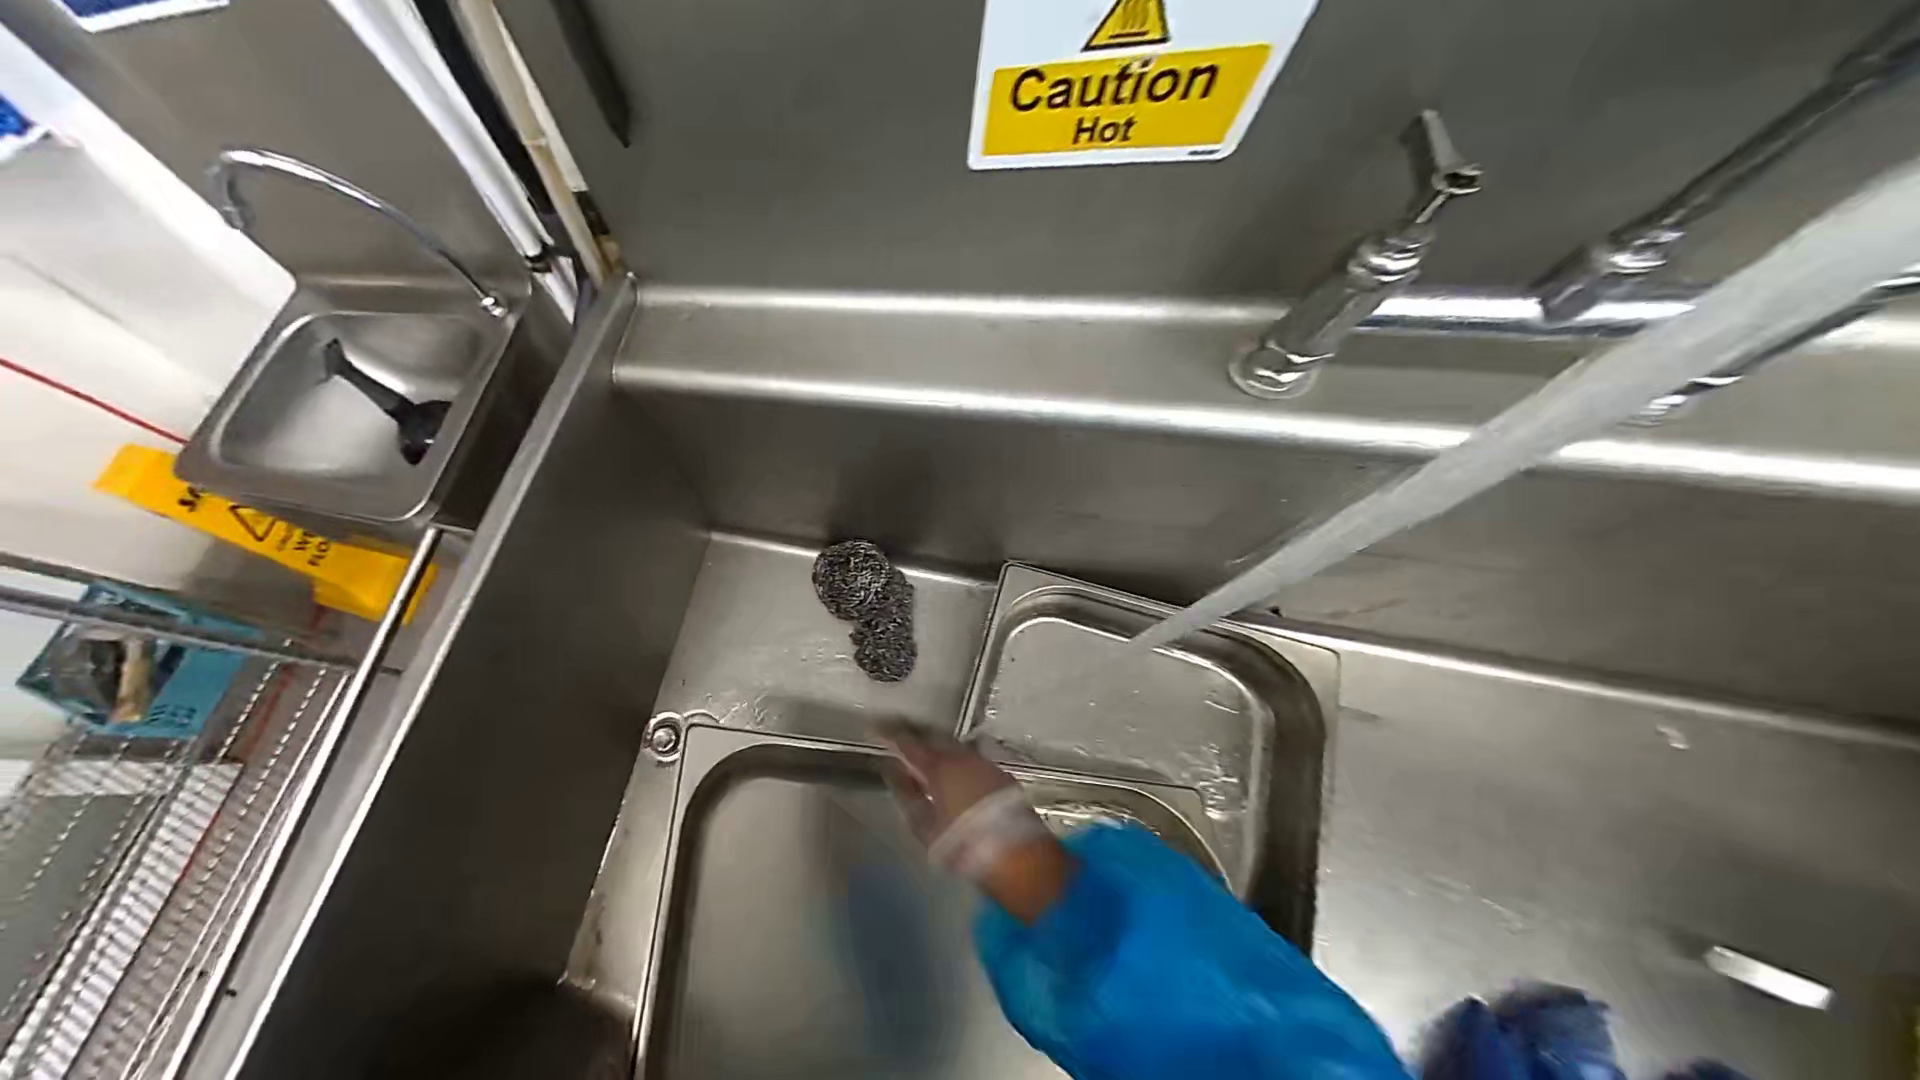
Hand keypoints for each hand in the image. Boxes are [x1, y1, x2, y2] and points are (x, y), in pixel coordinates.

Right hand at [876, 722, 1073, 923]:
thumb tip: (892, 771)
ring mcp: (983, 762)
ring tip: (922, 754)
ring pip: (953, 745)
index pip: (908, 743)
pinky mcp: (999, 772)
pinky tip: (951, 770)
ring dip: (935, 746)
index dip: (890, 735)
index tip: (876, 730)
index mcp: (939, 767)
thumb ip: (905, 794)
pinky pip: (969, 756)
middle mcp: (962, 757)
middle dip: (914, 735)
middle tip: (898, 738)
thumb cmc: (965, 845)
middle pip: (933, 737)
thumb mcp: (925, 826)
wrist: (1019, 856)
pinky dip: (954, 757)